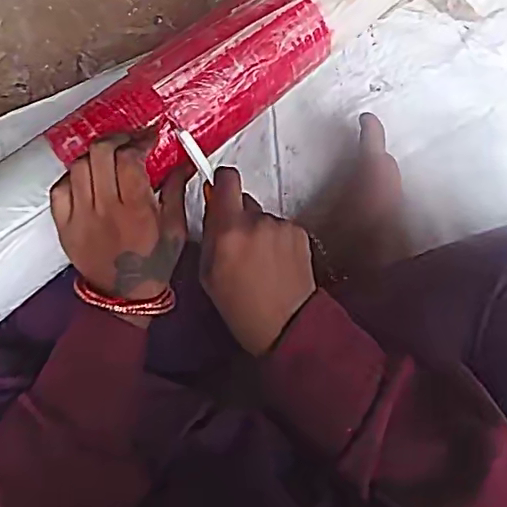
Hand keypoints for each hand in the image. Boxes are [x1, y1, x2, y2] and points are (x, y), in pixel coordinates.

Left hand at [49, 133, 194, 302]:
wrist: (126, 297)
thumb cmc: (153, 263)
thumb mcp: (176, 228)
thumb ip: (177, 191)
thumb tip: (183, 163)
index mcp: (136, 211)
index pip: (129, 159)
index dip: (139, 140)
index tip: (148, 138)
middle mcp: (106, 211)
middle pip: (100, 154)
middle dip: (116, 139)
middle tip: (128, 141)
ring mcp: (81, 218)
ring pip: (79, 166)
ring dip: (96, 156)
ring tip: (108, 158)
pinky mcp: (65, 227)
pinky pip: (59, 189)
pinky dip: (72, 177)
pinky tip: (87, 179)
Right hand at [200, 167, 315, 355]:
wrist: (286, 326)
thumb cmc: (242, 307)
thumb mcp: (207, 272)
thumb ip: (208, 232)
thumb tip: (211, 202)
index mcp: (228, 230)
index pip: (227, 179)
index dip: (221, 181)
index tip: (219, 188)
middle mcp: (256, 222)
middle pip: (244, 200)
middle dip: (238, 215)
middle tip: (237, 243)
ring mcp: (280, 226)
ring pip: (262, 216)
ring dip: (258, 230)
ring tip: (258, 261)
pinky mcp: (298, 232)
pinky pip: (280, 226)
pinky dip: (276, 239)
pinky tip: (274, 263)